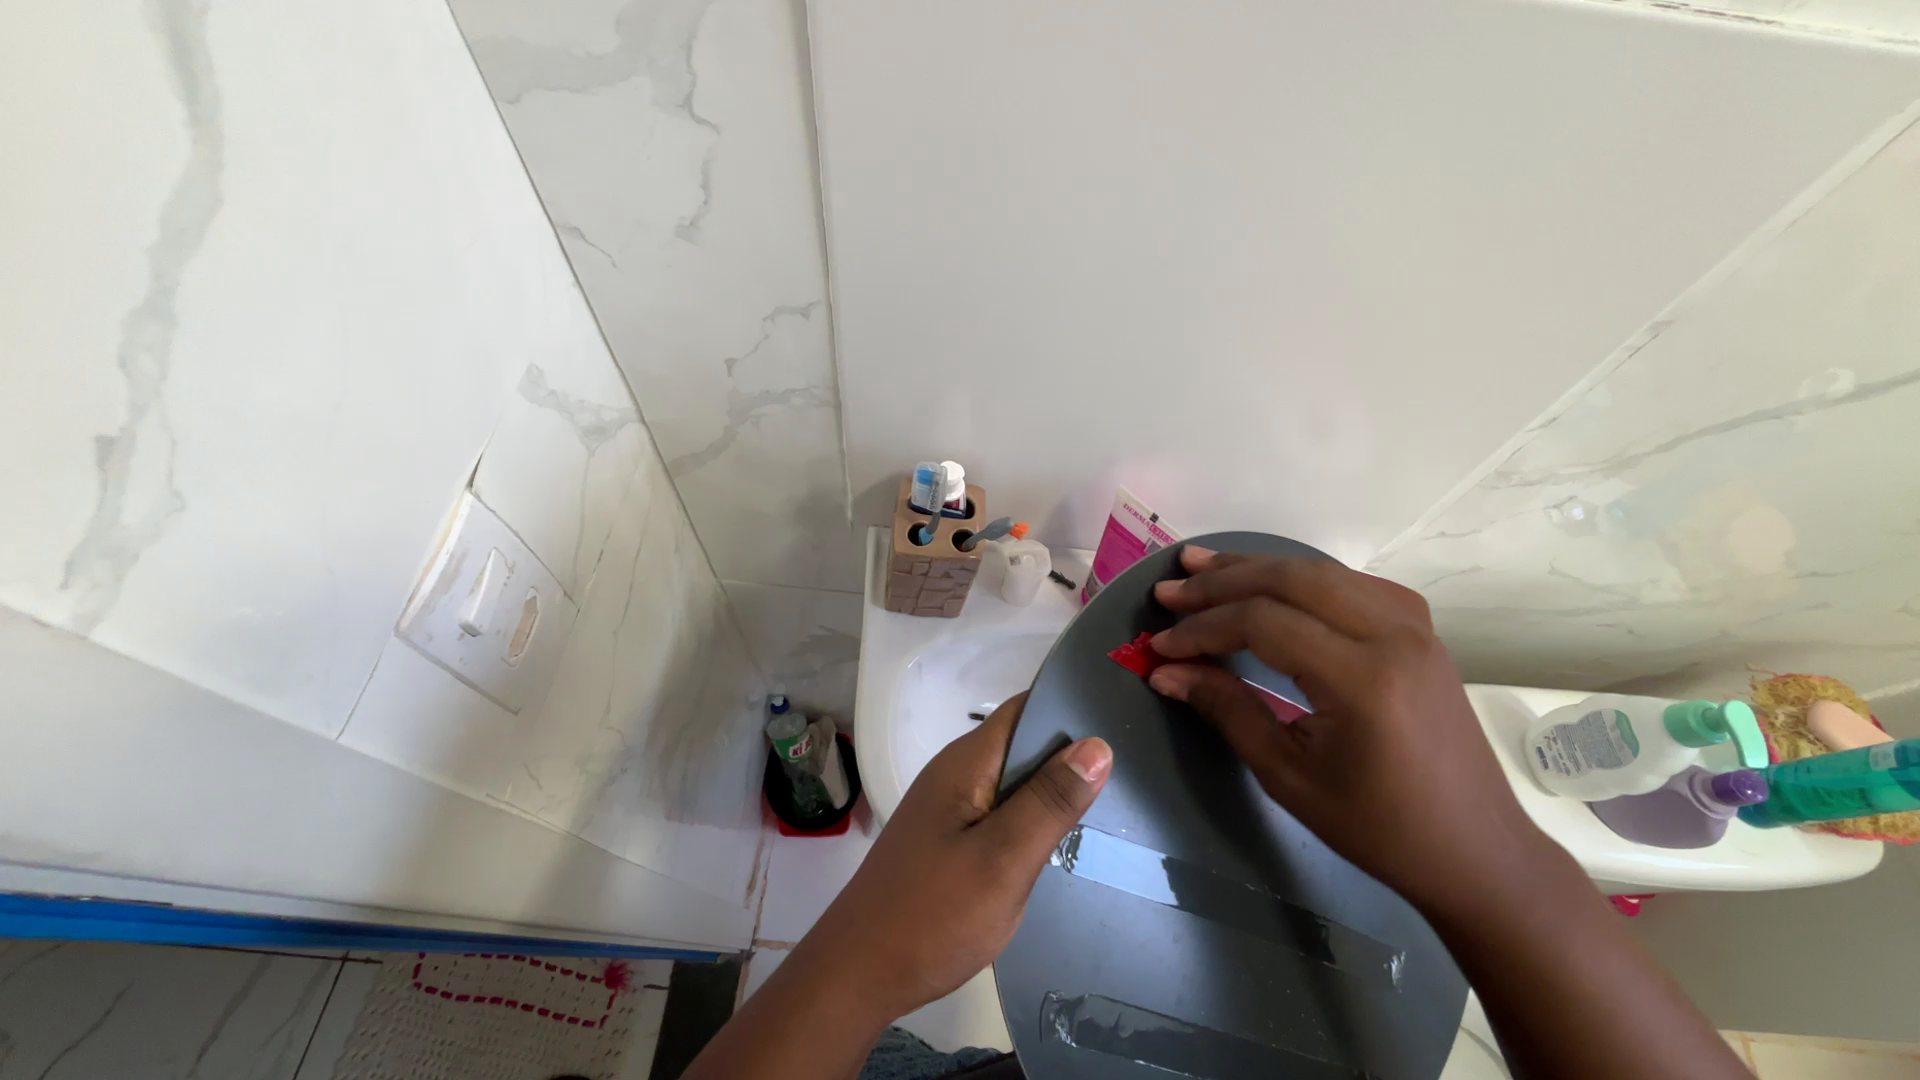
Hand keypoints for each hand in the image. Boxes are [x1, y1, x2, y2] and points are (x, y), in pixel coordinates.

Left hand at [797, 693, 1111, 1024]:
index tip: (1122, 723)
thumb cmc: (933, 915)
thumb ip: (1049, 802)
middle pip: (1022, 744)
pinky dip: (1032, 820)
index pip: (1026, 710)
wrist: (859, 974)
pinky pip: (1001, 813)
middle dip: (1070, 756)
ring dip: (1053, 792)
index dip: (1070, 710)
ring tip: (1111, 806)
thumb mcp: (1003, 860)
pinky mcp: (950, 840)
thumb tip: (1098, 745)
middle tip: (1130, 775)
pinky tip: (1061, 842)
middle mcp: (956, 774)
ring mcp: (950, 808)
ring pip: (1014, 782)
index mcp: (966, 764)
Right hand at [1145, 546, 1549, 914]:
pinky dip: (1301, 577)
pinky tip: (1272, 584)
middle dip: (1221, 581)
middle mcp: (1393, 637)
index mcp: (1362, 679)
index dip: (1203, 628)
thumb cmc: (1376, 826)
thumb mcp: (1287, 775)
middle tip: (1169, 589)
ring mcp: (1415, 628)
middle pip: (1291, 580)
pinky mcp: (1421, 632)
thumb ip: (1226, 709)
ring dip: (1257, 568)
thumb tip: (1165, 672)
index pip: (1263, 623)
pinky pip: (1351, 583)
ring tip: (1203, 567)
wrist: (1473, 849)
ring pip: (1321, 572)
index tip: (1159, 646)